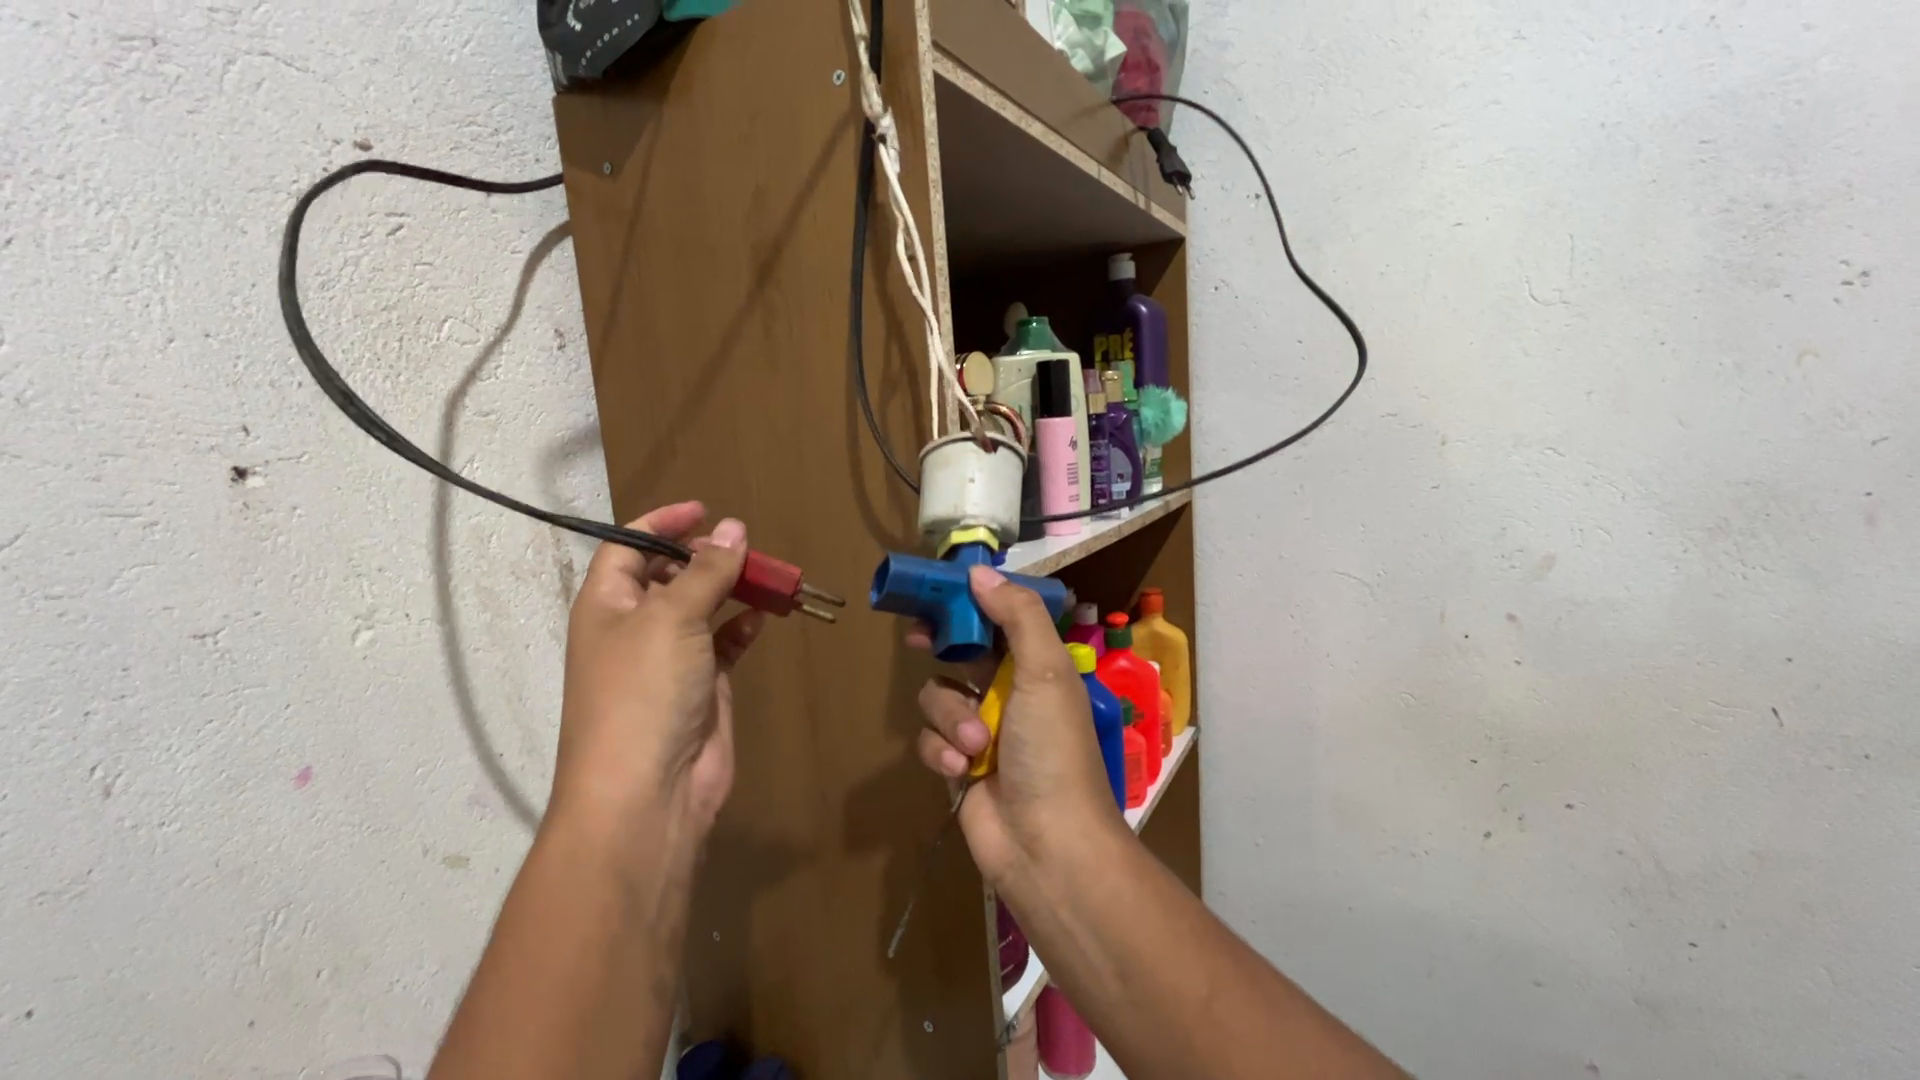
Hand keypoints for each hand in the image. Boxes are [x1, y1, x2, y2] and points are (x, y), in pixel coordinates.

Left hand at [552, 501, 763, 837]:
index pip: (628, 548)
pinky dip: (743, 628)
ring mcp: (669, 660)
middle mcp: (634, 628)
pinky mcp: (702, 688)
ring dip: (731, 589)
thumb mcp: (672, 619)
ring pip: (703, 609)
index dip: (662, 524)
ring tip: (766, 574)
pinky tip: (763, 617)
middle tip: (745, 544)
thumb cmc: (643, 692)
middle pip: (669, 576)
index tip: (705, 510)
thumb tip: (734, 528)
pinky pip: (725, 645)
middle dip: (704, 557)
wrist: (648, 792)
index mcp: (606, 605)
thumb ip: (707, 572)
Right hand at [909, 566, 1122, 887]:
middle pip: (962, 653)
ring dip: (951, 717)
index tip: (941, 589)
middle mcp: (1010, 693)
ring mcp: (982, 730)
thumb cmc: (1053, 750)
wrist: (1048, 843)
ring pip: (938, 696)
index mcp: (1039, 667)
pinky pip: (931, 740)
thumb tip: (980, 573)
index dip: (971, 603)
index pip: (1000, 620)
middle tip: (919, 637)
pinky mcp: (958, 765)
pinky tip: (963, 771)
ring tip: (976, 745)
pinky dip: (942, 751)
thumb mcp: (1047, 670)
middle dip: (942, 648)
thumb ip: (1016, 616)